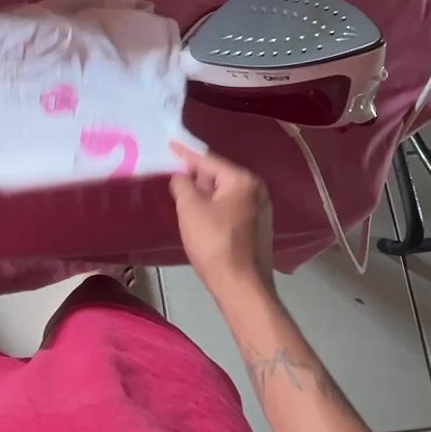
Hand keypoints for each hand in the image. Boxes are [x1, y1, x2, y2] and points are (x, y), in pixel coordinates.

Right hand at [169, 142, 275, 299]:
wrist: (241, 287)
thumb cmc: (214, 243)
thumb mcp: (189, 208)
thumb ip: (182, 184)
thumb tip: (181, 177)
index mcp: (243, 181)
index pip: (208, 160)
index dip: (185, 154)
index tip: (170, 144)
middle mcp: (256, 190)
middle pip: (217, 175)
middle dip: (195, 175)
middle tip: (172, 173)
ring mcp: (260, 210)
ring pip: (223, 193)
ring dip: (203, 193)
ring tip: (181, 193)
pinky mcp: (257, 228)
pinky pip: (230, 207)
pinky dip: (213, 206)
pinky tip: (198, 213)